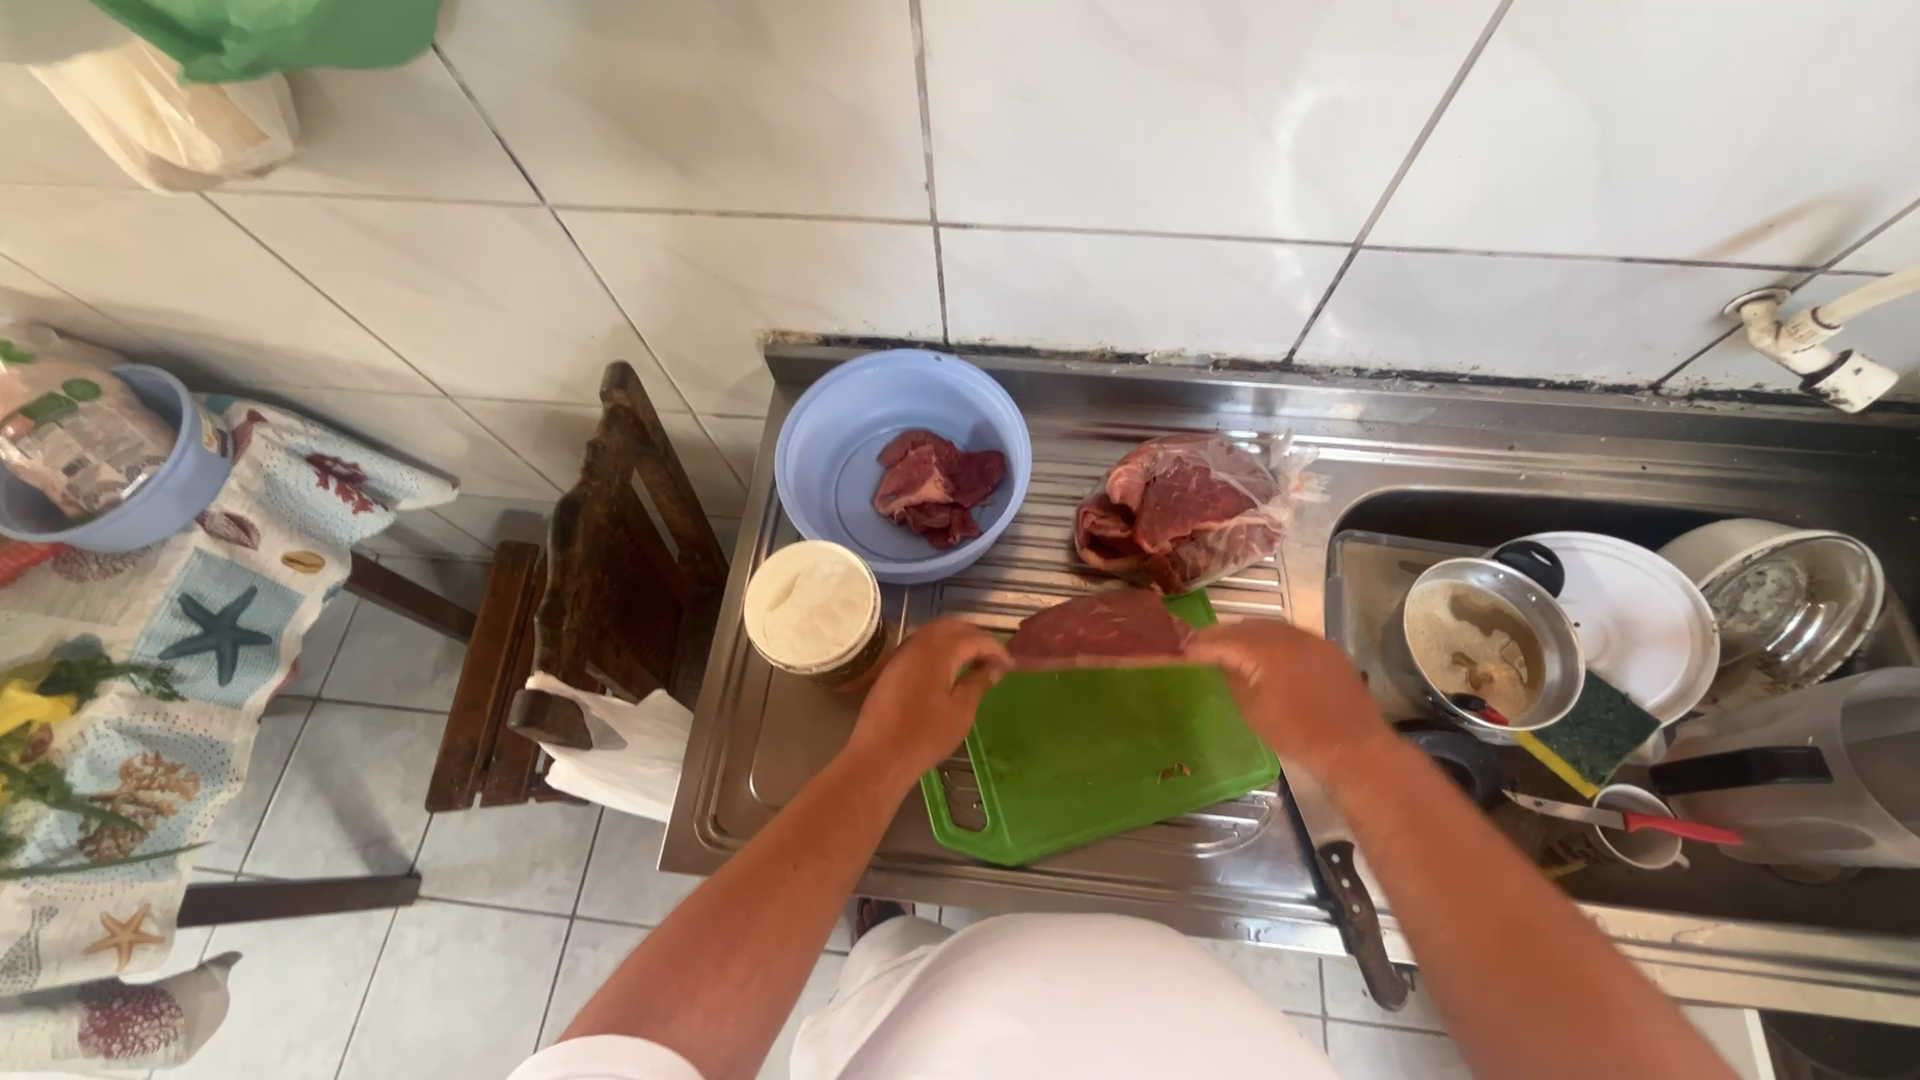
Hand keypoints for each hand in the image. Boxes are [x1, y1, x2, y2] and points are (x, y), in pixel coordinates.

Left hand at [842, 618, 1009, 791]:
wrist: (879, 756)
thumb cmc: (925, 736)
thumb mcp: (961, 711)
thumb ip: (978, 682)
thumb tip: (995, 667)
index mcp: (937, 652)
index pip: (974, 638)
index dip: (996, 648)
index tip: (1010, 664)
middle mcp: (917, 645)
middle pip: (952, 626)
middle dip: (976, 636)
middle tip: (993, 657)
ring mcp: (901, 654)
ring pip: (933, 632)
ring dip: (956, 639)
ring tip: (974, 661)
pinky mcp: (892, 667)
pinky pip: (919, 644)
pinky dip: (939, 647)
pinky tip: (948, 667)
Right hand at [1185, 618, 1395, 780]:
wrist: (1353, 747)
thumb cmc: (1296, 733)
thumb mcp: (1252, 709)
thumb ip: (1233, 677)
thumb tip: (1221, 661)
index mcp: (1264, 648)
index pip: (1222, 640)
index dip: (1199, 645)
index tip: (1180, 649)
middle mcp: (1288, 635)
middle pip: (1245, 627)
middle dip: (1221, 635)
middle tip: (1200, 646)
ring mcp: (1311, 640)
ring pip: (1269, 627)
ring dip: (1246, 635)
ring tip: (1229, 648)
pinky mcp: (1327, 650)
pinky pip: (1290, 636)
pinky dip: (1271, 641)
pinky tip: (1265, 655)